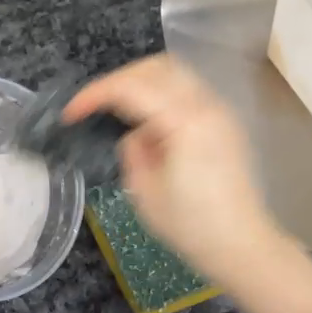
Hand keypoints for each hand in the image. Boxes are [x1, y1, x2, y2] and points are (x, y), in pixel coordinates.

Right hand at [65, 54, 280, 277]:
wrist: (241, 245)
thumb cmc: (190, 225)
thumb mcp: (143, 190)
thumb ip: (132, 150)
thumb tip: (135, 135)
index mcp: (184, 122)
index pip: (130, 89)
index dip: (94, 95)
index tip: (70, 114)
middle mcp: (205, 107)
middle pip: (155, 68)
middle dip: (118, 80)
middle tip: (94, 105)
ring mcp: (218, 112)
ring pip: (174, 73)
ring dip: (139, 83)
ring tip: (116, 108)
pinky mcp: (223, 123)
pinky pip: (186, 91)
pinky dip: (158, 94)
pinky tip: (145, 121)